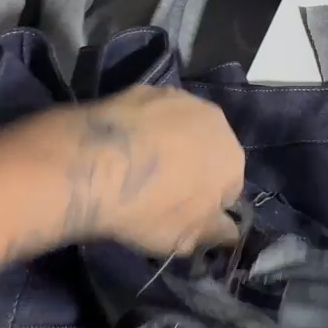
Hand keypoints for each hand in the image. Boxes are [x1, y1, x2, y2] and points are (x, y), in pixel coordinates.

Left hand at [16, 86, 243, 256]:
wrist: (95, 166)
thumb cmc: (148, 208)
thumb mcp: (186, 239)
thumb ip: (217, 233)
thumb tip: (231, 230)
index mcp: (233, 160)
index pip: (229, 188)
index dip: (206, 204)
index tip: (183, 214)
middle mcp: (217, 122)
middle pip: (209, 150)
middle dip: (193, 167)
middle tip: (160, 189)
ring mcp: (182, 99)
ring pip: (183, 126)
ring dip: (171, 142)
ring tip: (138, 165)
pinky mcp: (147, 88)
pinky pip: (152, 112)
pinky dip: (144, 125)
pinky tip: (122, 144)